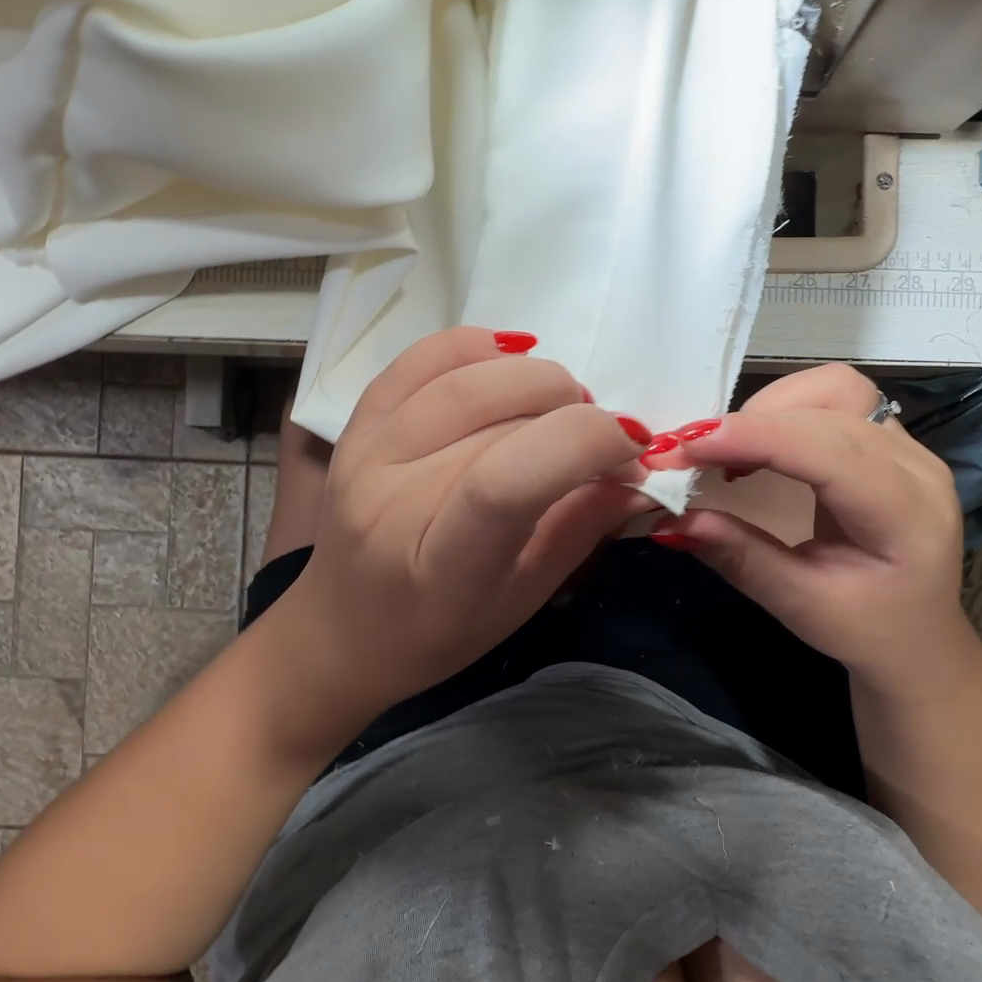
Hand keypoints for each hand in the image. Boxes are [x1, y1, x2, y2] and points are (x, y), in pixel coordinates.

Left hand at [263, 327, 655, 716]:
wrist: (340, 633)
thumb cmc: (437, 635)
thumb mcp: (521, 600)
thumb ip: (581, 529)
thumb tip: (642, 471)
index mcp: (439, 566)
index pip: (508, 480)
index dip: (583, 444)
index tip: (631, 448)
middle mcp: (391, 500)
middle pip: (494, 418)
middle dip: (573, 409)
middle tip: (602, 432)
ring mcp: (365, 456)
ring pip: (461, 379)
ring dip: (534, 375)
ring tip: (564, 400)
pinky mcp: (354, 429)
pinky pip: (417, 361)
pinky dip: (474, 345)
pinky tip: (512, 356)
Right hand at [649, 365, 976, 695]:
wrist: (918, 639)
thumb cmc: (866, 629)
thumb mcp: (799, 605)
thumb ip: (740, 557)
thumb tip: (671, 520)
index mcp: (907, 515)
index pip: (830, 450)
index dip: (754, 437)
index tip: (683, 446)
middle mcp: (914, 466)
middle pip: (831, 405)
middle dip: (750, 422)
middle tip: (684, 455)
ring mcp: (905, 446)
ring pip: (833, 390)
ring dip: (767, 408)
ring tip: (722, 450)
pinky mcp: (884, 441)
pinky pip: (832, 400)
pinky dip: (781, 412)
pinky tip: (752, 447)